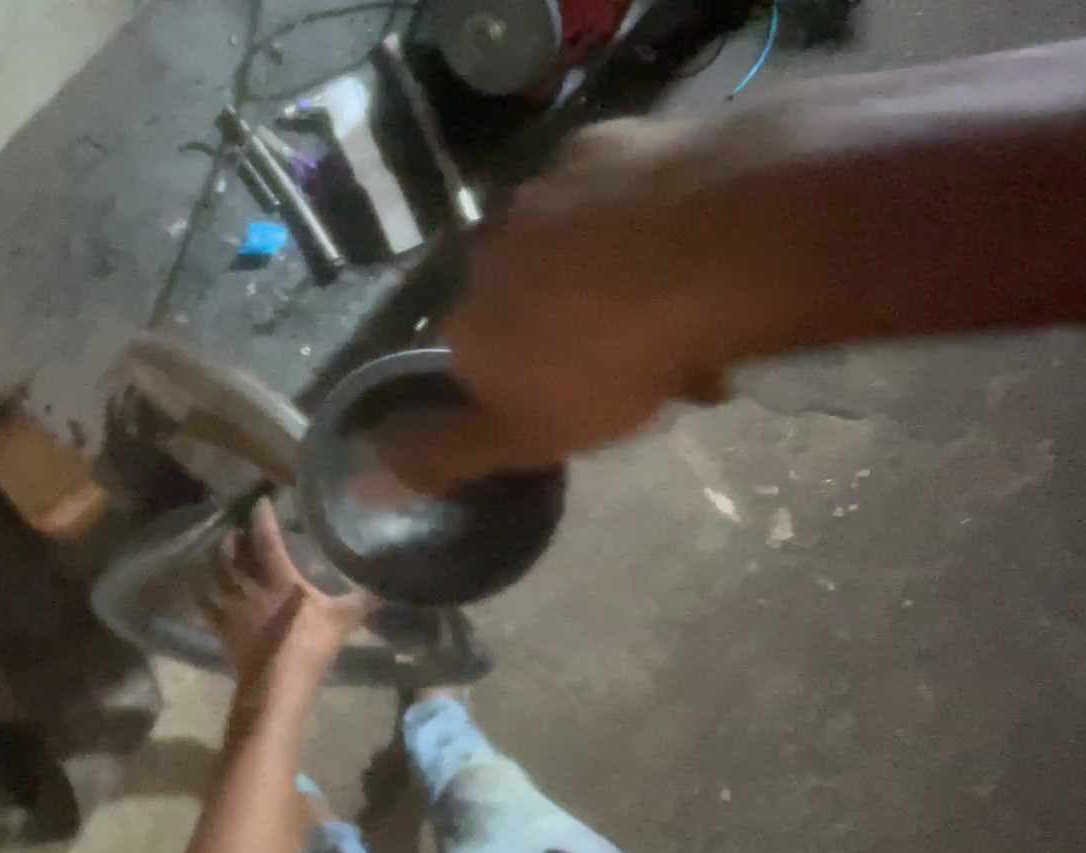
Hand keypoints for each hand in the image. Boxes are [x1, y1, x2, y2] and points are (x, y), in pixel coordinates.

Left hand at [192, 500, 368, 685]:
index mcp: (278, 577)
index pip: (266, 537)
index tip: (261, 500)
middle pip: (232, 551)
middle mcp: (249, 584)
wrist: (276, 684)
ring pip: (215, 572)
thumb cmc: (309, 646)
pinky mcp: (220, 626)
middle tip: (237, 526)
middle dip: (234, 535)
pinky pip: (203, 603)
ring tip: (219, 549)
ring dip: (216, 558)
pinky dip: (199, 591)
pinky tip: (197, 585)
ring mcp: (231, 605)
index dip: (262, 516)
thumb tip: (389, 588)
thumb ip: (361, 601)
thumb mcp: (342, 620)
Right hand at [377, 116, 801, 491]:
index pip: (456, 352)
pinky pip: (608, 186)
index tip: (550, 391)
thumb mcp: (525, 435)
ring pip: (558, 239)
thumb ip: (445, 451)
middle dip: (548, 318)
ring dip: (590, 265)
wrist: (724, 246)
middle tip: (620, 349)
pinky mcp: (605, 141)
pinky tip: (680, 231)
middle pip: (507, 292)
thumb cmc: (615, 359)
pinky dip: (630, 210)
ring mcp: (542, 191)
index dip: (497, 373)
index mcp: (464, 324)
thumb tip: (361, 476)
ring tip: (663, 292)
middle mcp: (484, 253)